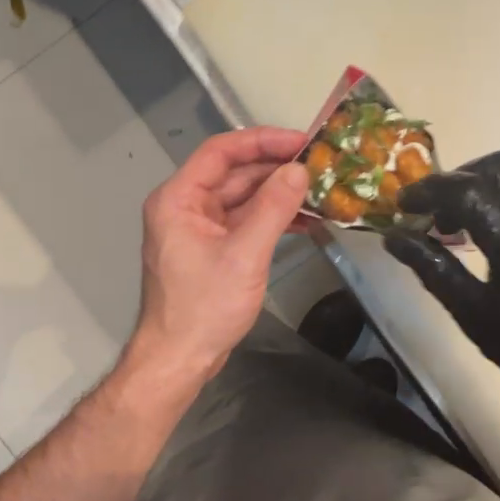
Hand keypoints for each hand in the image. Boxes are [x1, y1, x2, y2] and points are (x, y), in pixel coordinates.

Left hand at [131, 127, 309, 380]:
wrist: (179, 359)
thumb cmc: (204, 308)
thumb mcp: (244, 255)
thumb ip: (273, 208)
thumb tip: (299, 171)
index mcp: (179, 199)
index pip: (222, 152)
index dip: (262, 141)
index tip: (302, 141)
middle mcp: (185, 207)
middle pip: (234, 174)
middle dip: (276, 169)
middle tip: (320, 164)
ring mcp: (198, 230)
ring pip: (243, 199)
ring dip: (279, 195)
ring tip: (320, 191)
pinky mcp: (212, 251)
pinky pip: (244, 223)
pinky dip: (272, 220)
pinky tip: (306, 220)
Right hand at [384, 152, 499, 462]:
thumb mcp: (471, 313)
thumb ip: (431, 267)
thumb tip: (393, 236)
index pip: (466, 190)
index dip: (429, 190)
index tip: (405, 202)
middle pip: (498, 167)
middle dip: (460, 180)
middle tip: (440, 211)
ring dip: (495, 179)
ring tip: (477, 211)